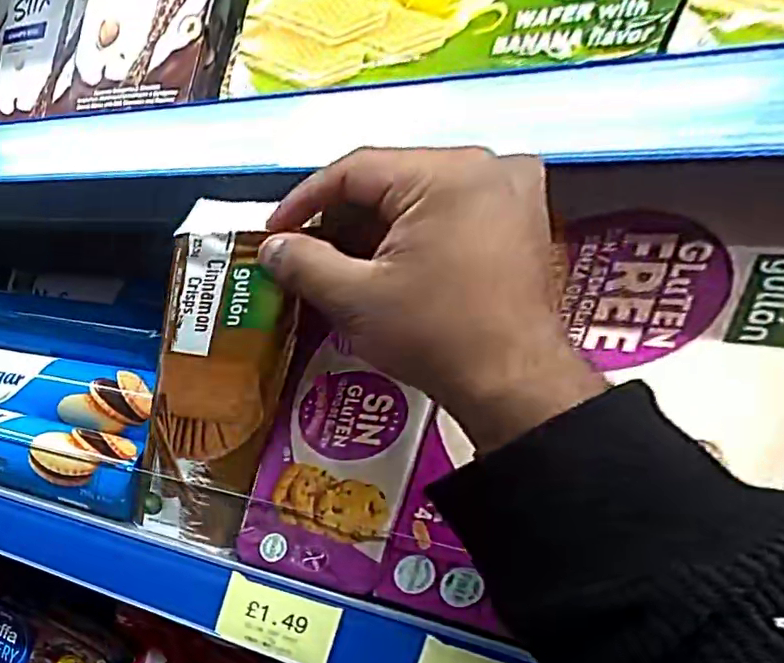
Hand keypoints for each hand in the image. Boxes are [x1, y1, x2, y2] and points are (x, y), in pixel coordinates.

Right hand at [258, 147, 605, 450]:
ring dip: (361, 229)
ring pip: (410, 197)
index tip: (271, 233)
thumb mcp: (350, 297)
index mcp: (449, 176)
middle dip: (331, 218)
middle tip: (293, 253)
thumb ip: (302, 263)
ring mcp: (508, 192)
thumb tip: (271, 247)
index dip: (301, 199)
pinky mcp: (512, 220)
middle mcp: (488, 168)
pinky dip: (396, 236)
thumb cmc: (431, 331)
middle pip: (385, 179)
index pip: (356, 168)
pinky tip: (370, 269)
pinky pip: (439, 212)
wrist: (505, 374)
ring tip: (326, 266)